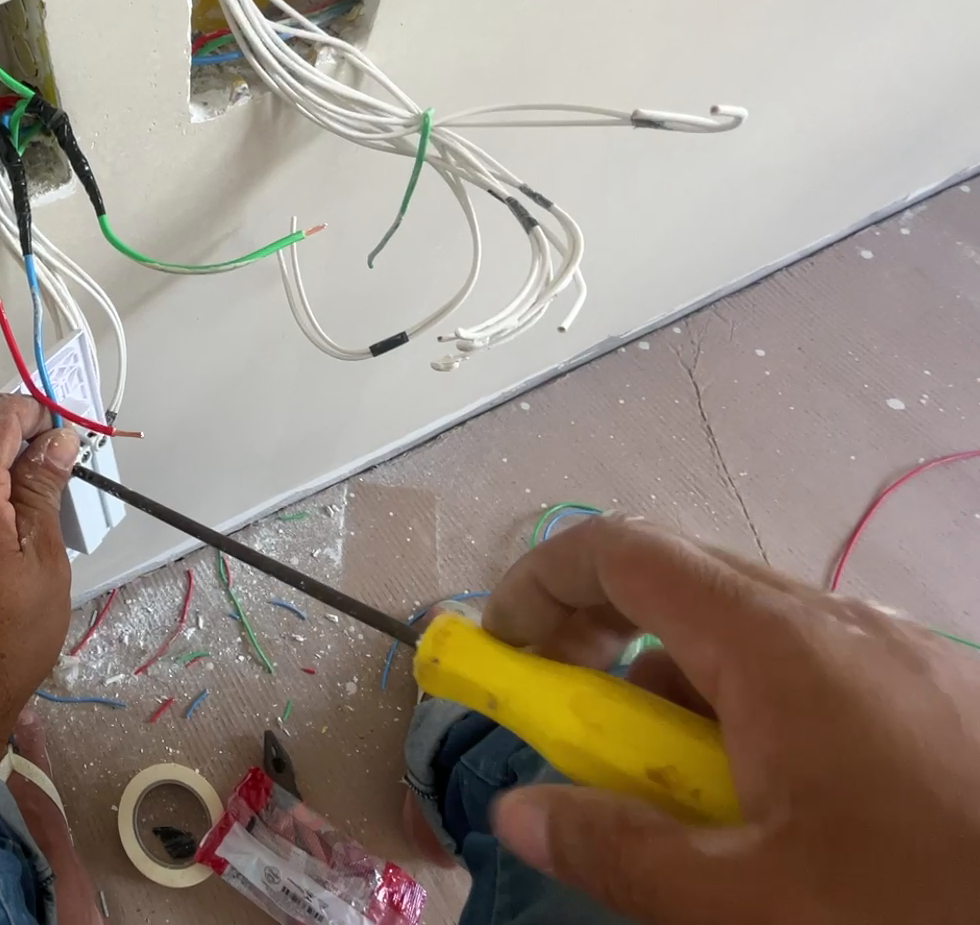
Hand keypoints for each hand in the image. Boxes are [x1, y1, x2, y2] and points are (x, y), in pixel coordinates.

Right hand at [482, 517, 979, 922]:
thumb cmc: (938, 910)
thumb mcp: (760, 909)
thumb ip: (617, 853)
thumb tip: (516, 812)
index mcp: (780, 644)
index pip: (614, 551)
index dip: (534, 584)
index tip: (504, 653)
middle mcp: (834, 627)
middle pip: (664, 580)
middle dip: (589, 634)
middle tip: (568, 710)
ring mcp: (897, 661)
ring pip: (730, 632)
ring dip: (665, 686)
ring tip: (674, 785)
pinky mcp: (938, 703)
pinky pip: (797, 674)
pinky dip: (739, 715)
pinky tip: (769, 801)